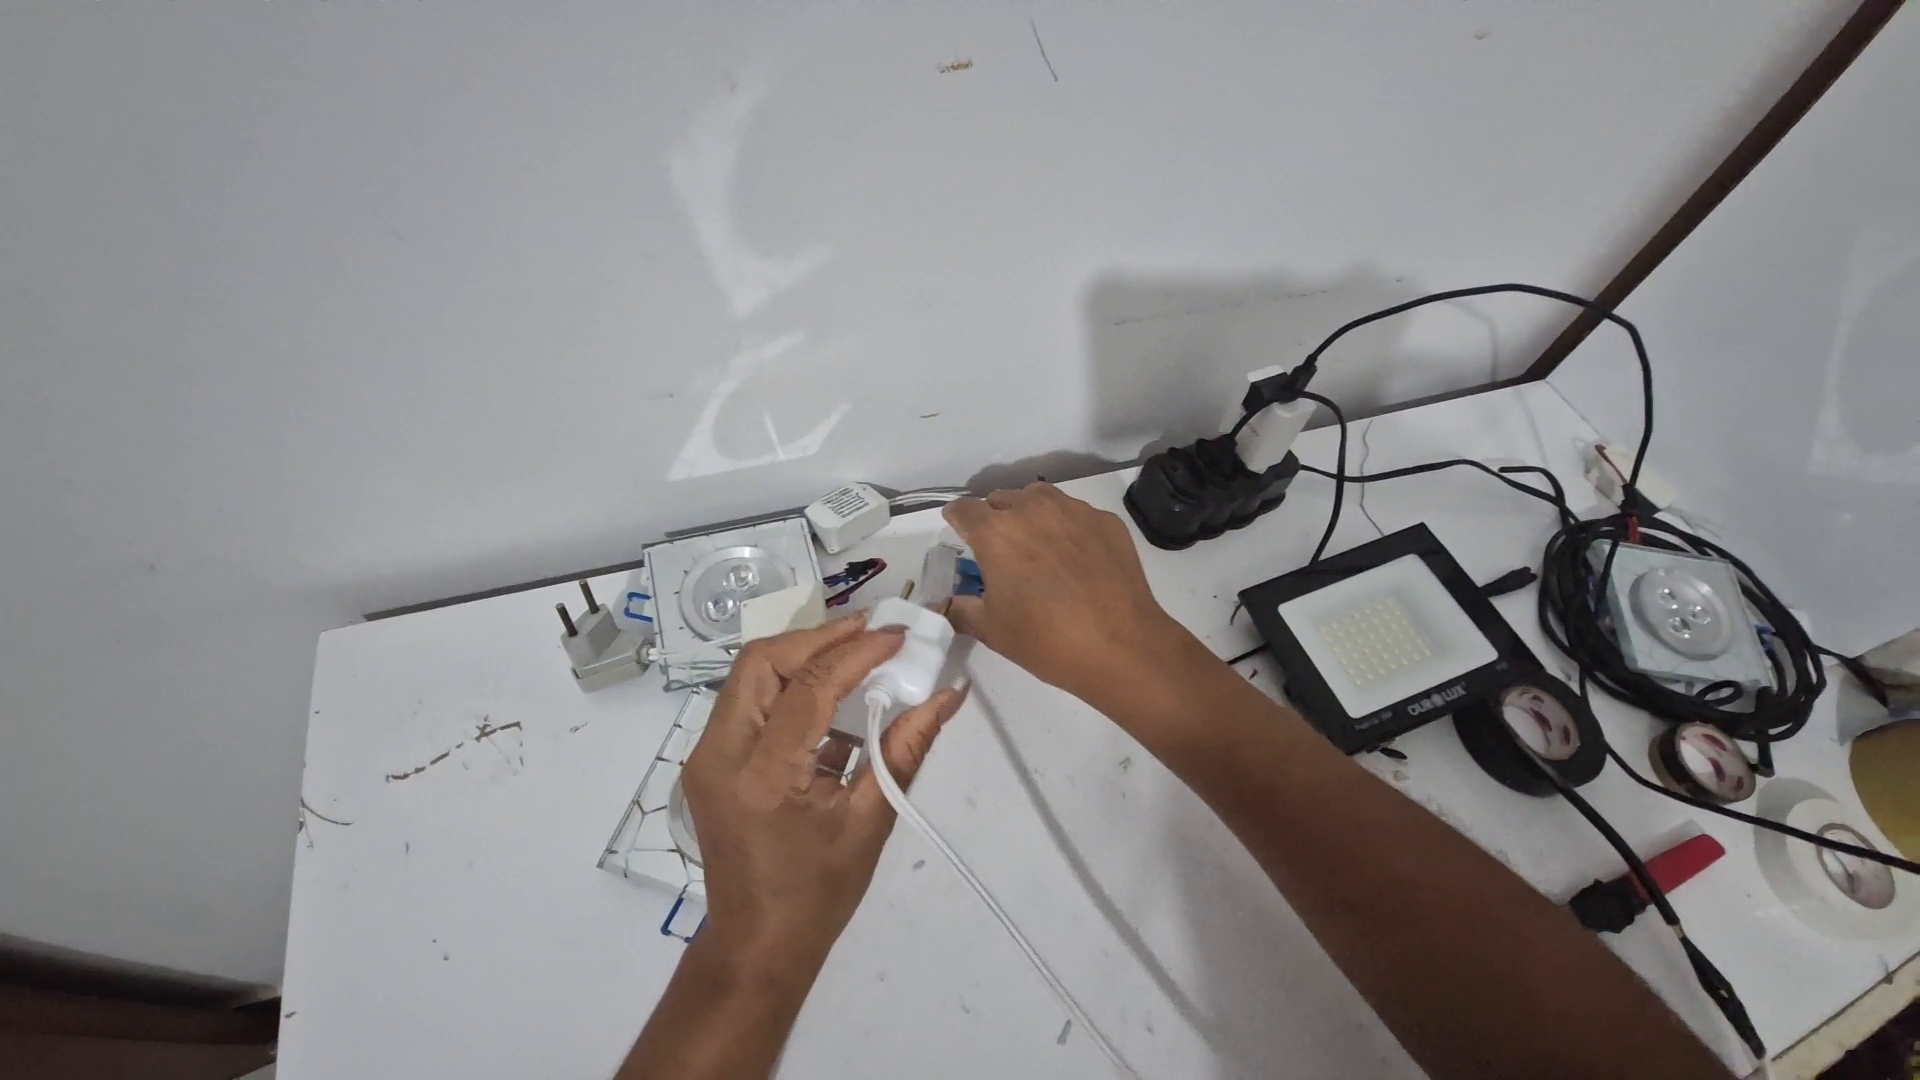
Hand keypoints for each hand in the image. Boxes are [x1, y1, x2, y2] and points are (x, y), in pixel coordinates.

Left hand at [680, 614, 967, 972]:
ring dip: (802, 654)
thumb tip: (949, 694)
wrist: (756, 943)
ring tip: (856, 649)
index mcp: (764, 777)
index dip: (859, 652)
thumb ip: (906, 749)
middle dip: (820, 637)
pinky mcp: (709, 759)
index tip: (899, 635)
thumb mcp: (871, 822)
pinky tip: (830, 690)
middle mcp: (721, 755)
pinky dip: (789, 683)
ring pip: (750, 674)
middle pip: (762, 662)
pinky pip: (748, 699)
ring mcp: (707, 756)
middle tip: (871, 631)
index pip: (811, 687)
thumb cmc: (819, 894)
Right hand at [943, 483, 1191, 704]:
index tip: (961, 535)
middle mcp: (1032, 509)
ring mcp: (1074, 511)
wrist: (1120, 646)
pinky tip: (1076, 559)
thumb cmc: (1046, 640)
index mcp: (996, 532)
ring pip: (1040, 498)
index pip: (963, 509)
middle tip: (1001, 552)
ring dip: (1030, 515)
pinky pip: (1076, 513)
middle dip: (995, 519)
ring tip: (1038, 548)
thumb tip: (947, 605)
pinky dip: (1067, 527)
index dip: (957, 521)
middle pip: (1001, 499)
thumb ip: (961, 610)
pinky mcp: (1106, 521)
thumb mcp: (992, 631)